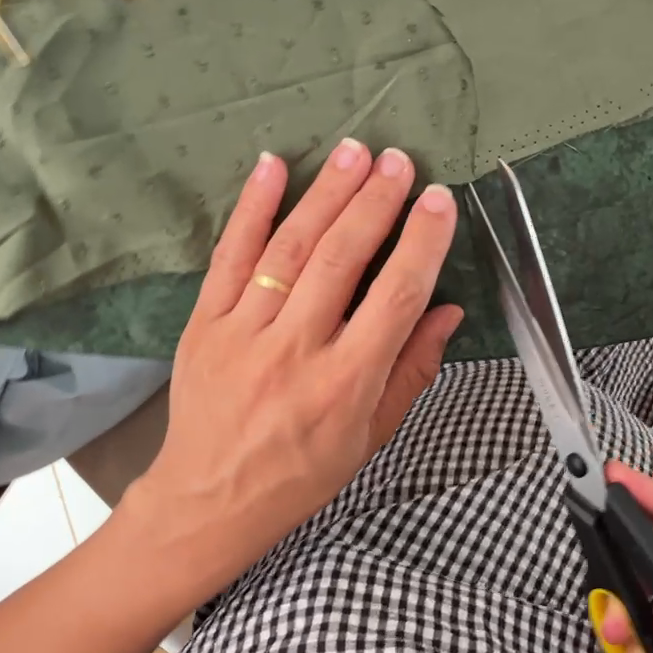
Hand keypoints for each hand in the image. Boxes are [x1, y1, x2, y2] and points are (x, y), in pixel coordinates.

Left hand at [119, 140, 462, 587]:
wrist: (210, 500)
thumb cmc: (303, 473)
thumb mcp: (371, 436)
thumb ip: (412, 371)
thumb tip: (448, 310)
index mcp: (346, 384)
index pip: (395, 298)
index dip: (421, 244)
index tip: (440, 199)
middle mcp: (296, 351)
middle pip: (342, 260)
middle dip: (375, 202)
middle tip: (399, 160)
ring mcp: (244, 333)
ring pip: (290, 248)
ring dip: (325, 194)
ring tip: (354, 151)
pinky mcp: (204, 323)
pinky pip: (230, 255)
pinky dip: (251, 207)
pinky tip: (272, 166)